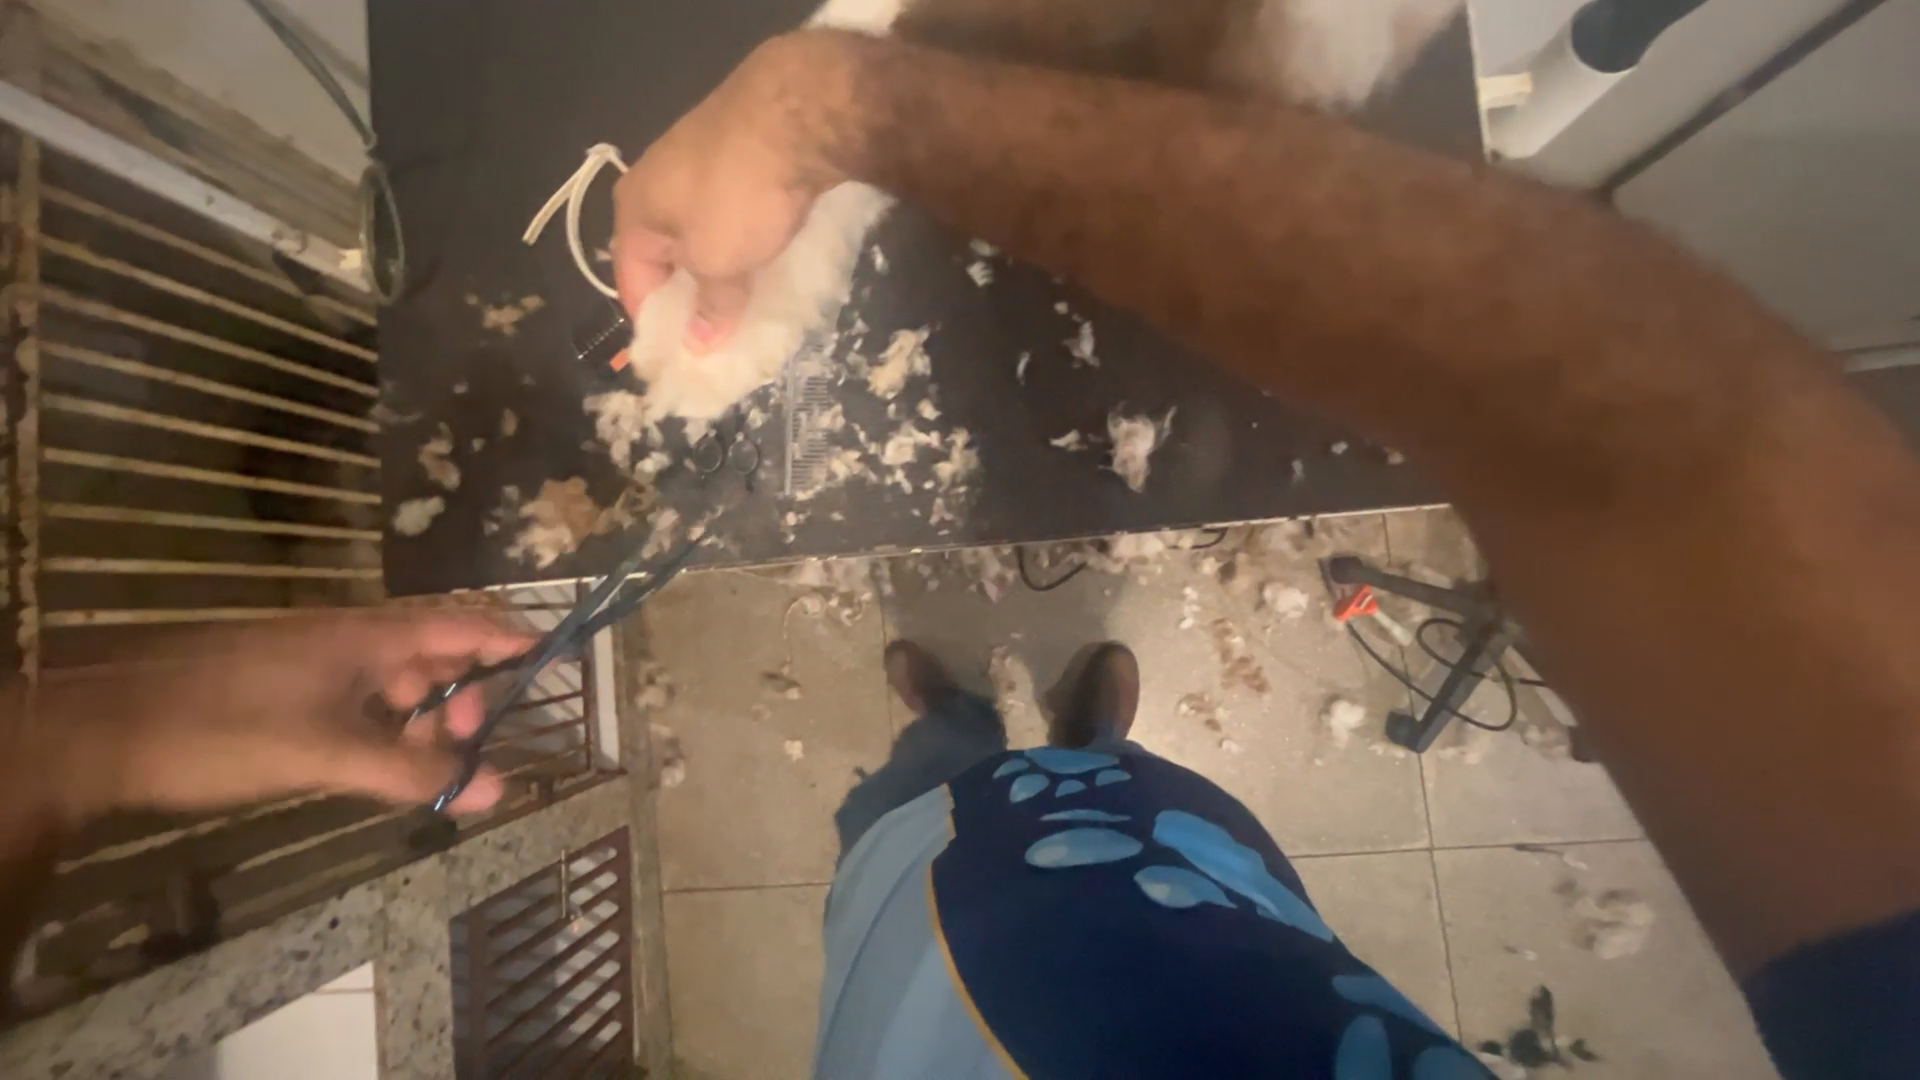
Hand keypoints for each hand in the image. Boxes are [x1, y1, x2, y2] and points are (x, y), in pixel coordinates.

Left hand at [36, 613, 535, 822]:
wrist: (88, 735)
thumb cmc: (222, 729)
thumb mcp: (327, 754)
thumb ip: (415, 771)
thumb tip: (498, 789)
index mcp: (372, 635)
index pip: (466, 626)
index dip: (515, 640)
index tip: (557, 657)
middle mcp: (355, 636)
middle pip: (438, 655)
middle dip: (463, 698)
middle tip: (463, 746)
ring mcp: (320, 657)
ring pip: (400, 679)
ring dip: (423, 717)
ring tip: (419, 761)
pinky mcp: (292, 681)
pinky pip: (365, 694)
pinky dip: (386, 723)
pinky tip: (375, 756)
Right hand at [611, 32, 849, 345]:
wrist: (794, 117)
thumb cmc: (737, 195)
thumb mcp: (717, 261)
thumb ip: (708, 305)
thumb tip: (697, 344)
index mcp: (635, 211)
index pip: (631, 282)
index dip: (652, 323)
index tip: (676, 360)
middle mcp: (657, 187)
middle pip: (665, 261)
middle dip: (687, 303)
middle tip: (714, 343)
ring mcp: (698, 171)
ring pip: (701, 242)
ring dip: (718, 278)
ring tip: (741, 316)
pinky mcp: (738, 163)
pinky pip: (732, 223)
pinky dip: (742, 253)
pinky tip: (762, 273)